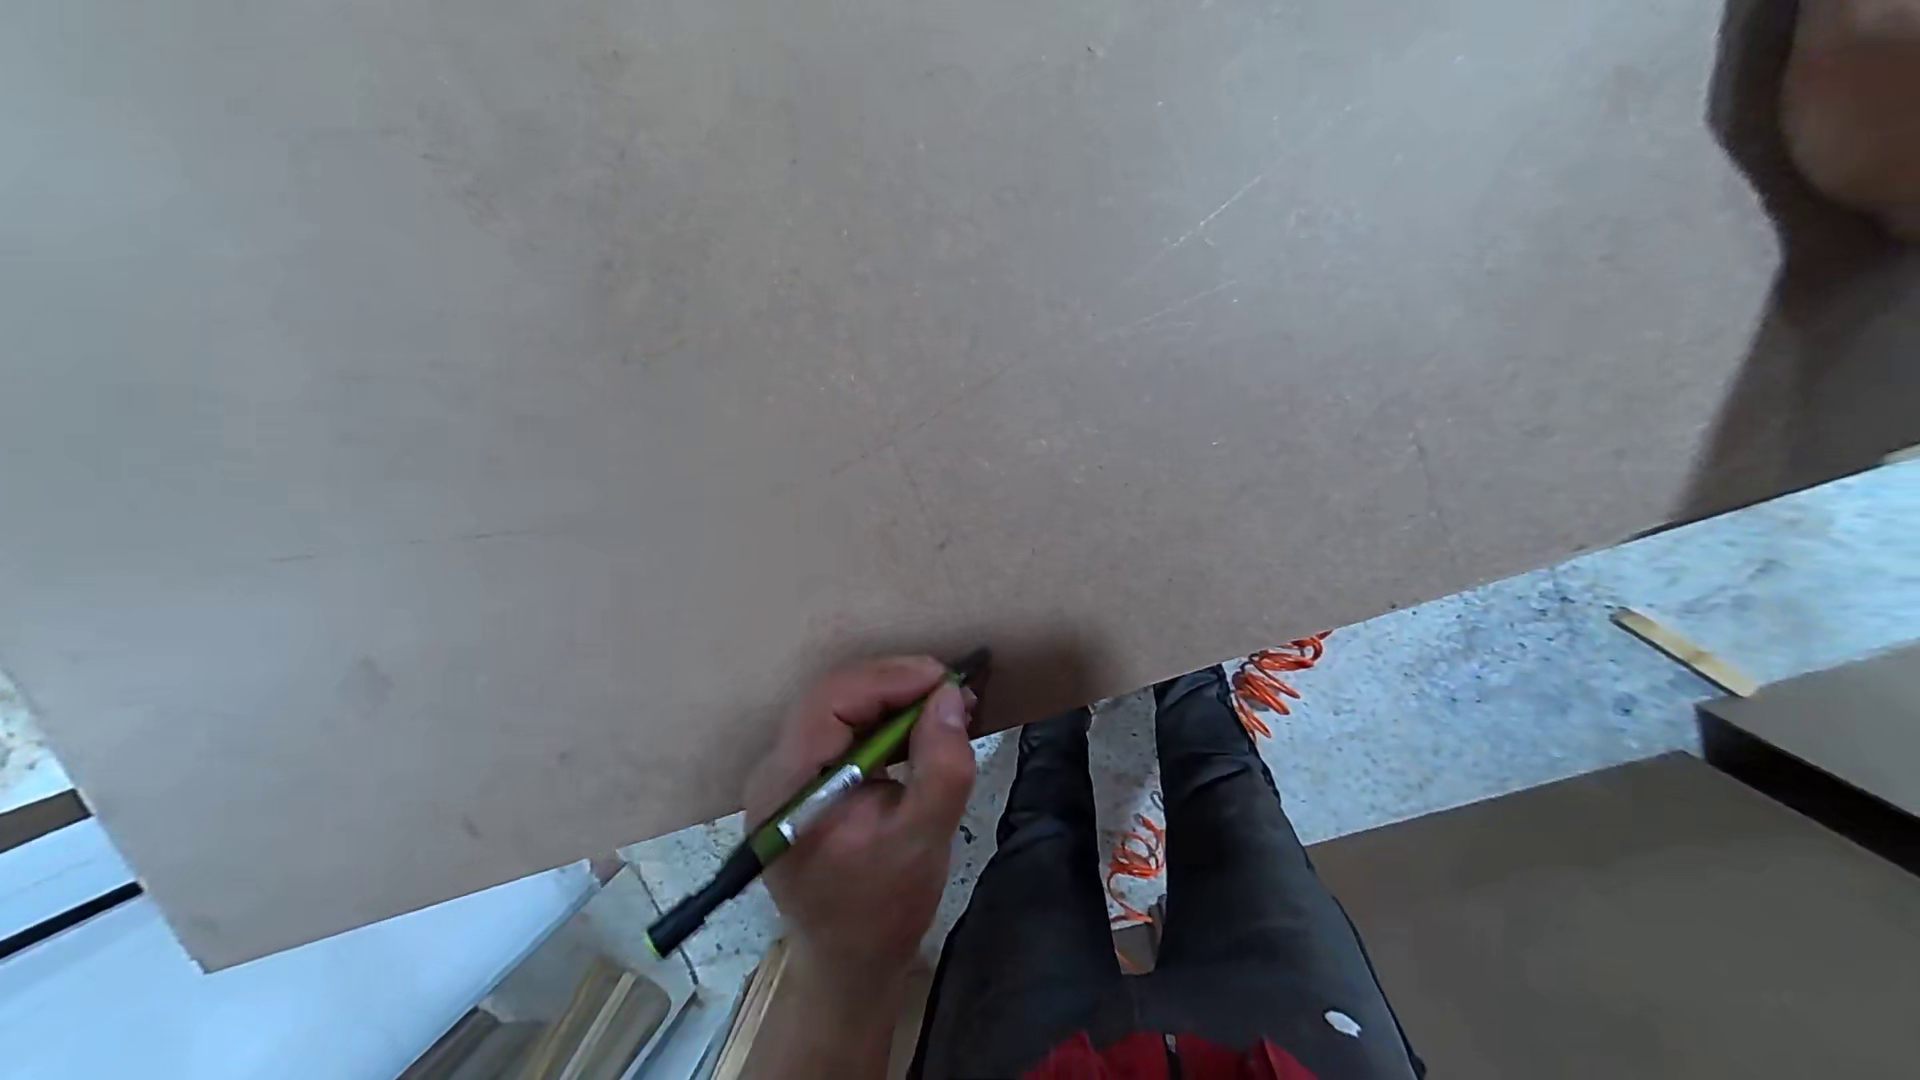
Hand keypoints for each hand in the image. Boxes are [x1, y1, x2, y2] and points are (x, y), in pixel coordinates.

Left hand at [743, 656, 977, 998]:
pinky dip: (891, 716)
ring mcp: (791, 770)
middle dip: (898, 683)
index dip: (889, 680)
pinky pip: (849, 724)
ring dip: (898, 695)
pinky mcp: (811, 773)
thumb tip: (950, 696)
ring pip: (843, 703)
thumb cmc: (881, 911)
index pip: (830, 703)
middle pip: (833, 696)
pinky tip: (925, 722)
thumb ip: (942, 767)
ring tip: (948, 702)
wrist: (849, 961)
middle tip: (953, 689)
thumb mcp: (923, 842)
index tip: (945, 679)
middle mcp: (777, 768)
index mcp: (786, 786)